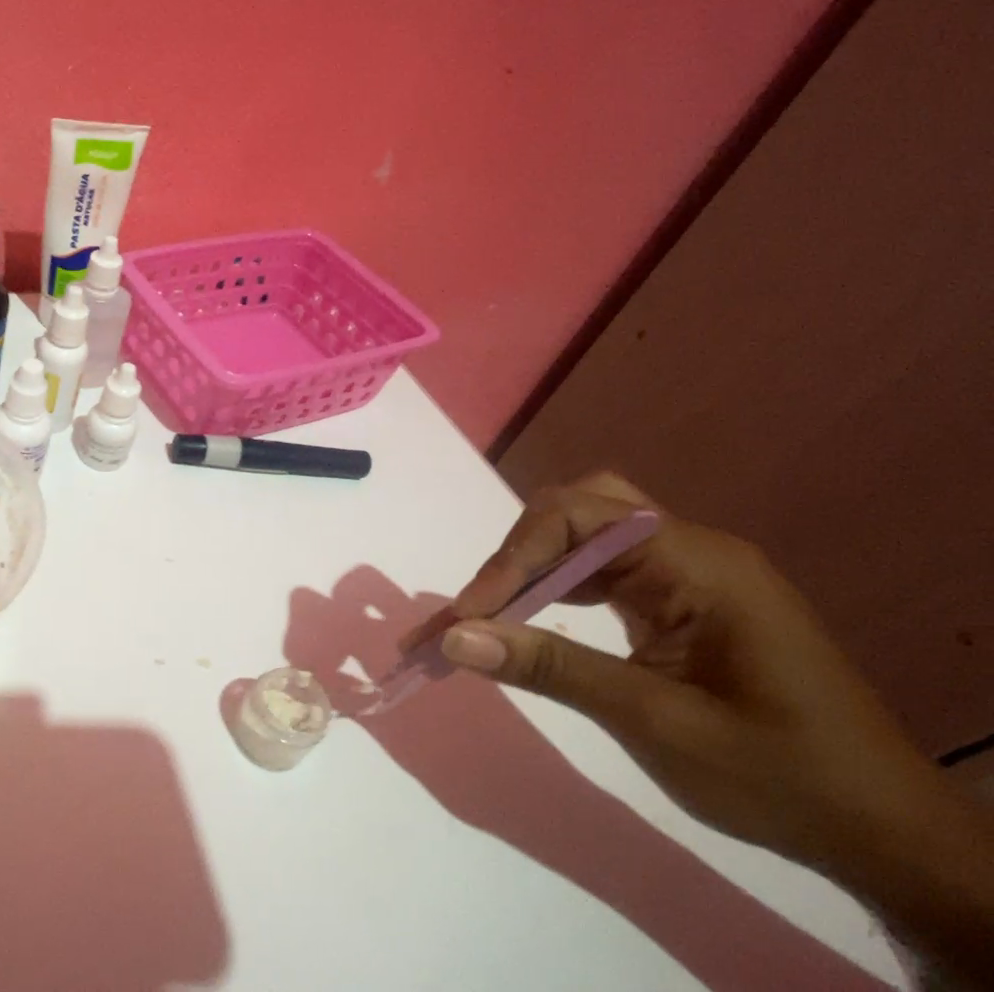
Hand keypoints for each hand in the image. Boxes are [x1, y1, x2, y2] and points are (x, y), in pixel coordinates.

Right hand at [422, 473, 993, 982]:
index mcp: (699, 566)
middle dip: (519, 551)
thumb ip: (552, 668)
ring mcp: (695, 576)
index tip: (469, 619)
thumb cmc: (776, 775)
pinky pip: (608, 571)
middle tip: (482, 610)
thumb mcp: (654, 722)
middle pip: (583, 508)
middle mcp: (695, 553)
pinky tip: (538, 622)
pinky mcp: (689, 603)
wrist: (882, 829)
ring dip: (534, 569)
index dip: (511, 559)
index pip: (576, 517)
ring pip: (590, 535)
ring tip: (494, 618)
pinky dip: (560, 587)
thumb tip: (456, 636)